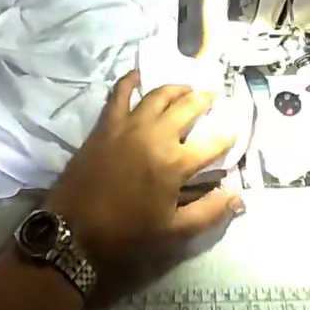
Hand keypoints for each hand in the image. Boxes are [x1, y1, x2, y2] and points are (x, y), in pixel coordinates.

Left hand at [48, 71, 242, 294]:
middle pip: (189, 107)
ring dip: (177, 88)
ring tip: (187, 88)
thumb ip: (209, 212)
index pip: (213, 143)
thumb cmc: (126, 234)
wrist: (71, 233)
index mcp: (176, 163)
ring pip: (159, 95)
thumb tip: (237, 196)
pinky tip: (140, 74)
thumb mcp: (174, 232)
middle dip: (206, 100)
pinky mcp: (106, 125)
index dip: (227, 137)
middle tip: (214, 97)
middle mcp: (156, 136)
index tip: (233, 134)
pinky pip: (120, 93)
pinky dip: (131, 80)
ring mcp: (129, 126)